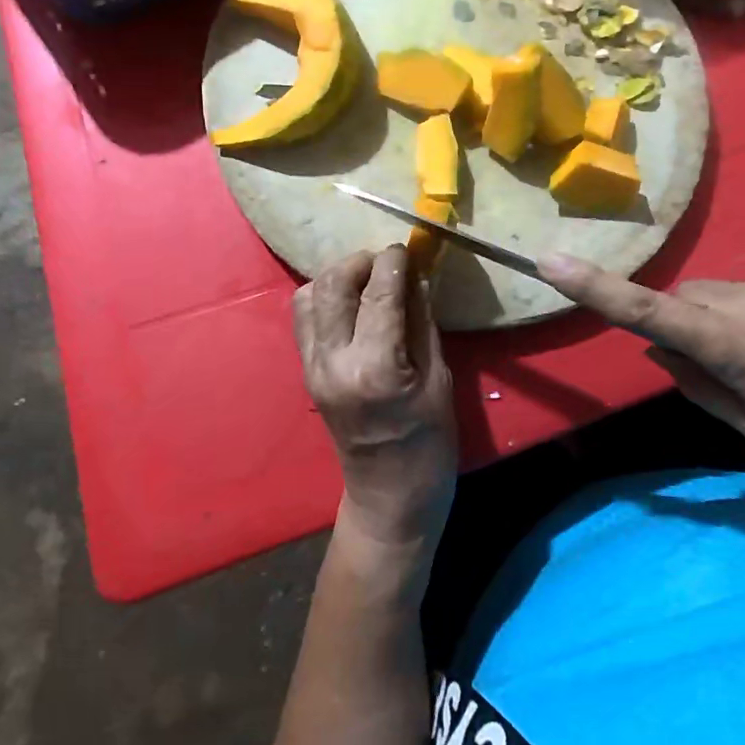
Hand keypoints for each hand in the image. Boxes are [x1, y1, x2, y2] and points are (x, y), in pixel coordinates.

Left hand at [294, 246, 457, 547]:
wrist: (389, 497)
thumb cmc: (429, 446)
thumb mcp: (439, 381)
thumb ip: (421, 323)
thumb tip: (415, 275)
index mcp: (374, 367)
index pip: (379, 293)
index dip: (393, 260)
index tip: (407, 247)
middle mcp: (333, 360)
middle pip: (333, 284)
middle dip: (360, 260)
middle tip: (386, 262)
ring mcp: (312, 366)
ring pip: (309, 295)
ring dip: (338, 277)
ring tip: (368, 283)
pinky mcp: (305, 371)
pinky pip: (305, 318)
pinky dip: (325, 299)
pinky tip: (352, 306)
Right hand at [538, 255, 744, 509]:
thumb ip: (705, 387)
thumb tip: (663, 353)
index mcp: (742, 343)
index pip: (648, 312)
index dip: (595, 288)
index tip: (547, 261)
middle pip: (690, 299)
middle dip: (687, 327)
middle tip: (724, 377)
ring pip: (730, 296)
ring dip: (732, 325)